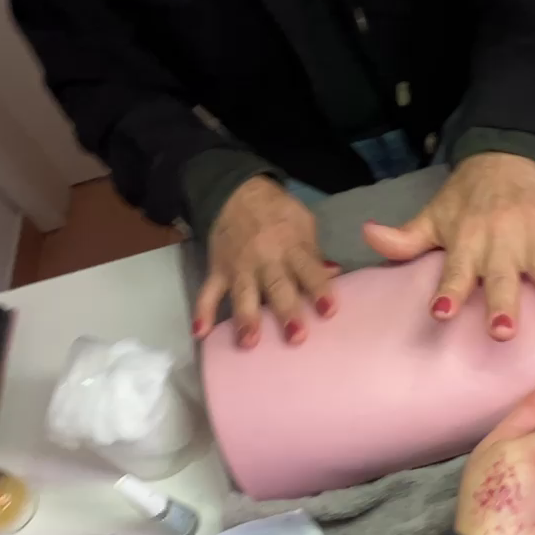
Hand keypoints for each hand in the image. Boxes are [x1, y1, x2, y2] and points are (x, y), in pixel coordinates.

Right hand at [193, 176, 335, 348]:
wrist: (235, 192)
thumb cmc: (277, 215)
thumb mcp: (303, 224)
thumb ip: (314, 253)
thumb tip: (334, 273)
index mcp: (291, 246)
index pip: (309, 269)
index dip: (319, 289)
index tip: (329, 311)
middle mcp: (265, 258)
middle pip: (277, 287)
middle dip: (286, 311)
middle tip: (296, 337)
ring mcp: (239, 266)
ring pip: (243, 294)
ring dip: (246, 318)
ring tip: (249, 343)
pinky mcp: (218, 270)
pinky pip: (208, 292)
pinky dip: (202, 311)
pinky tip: (200, 332)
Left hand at [363, 152, 534, 340]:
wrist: (502, 154)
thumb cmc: (465, 198)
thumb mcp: (433, 217)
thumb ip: (403, 238)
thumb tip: (366, 237)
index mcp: (468, 242)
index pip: (456, 272)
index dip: (449, 292)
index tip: (441, 313)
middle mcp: (501, 242)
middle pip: (503, 278)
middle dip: (504, 303)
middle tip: (504, 332)